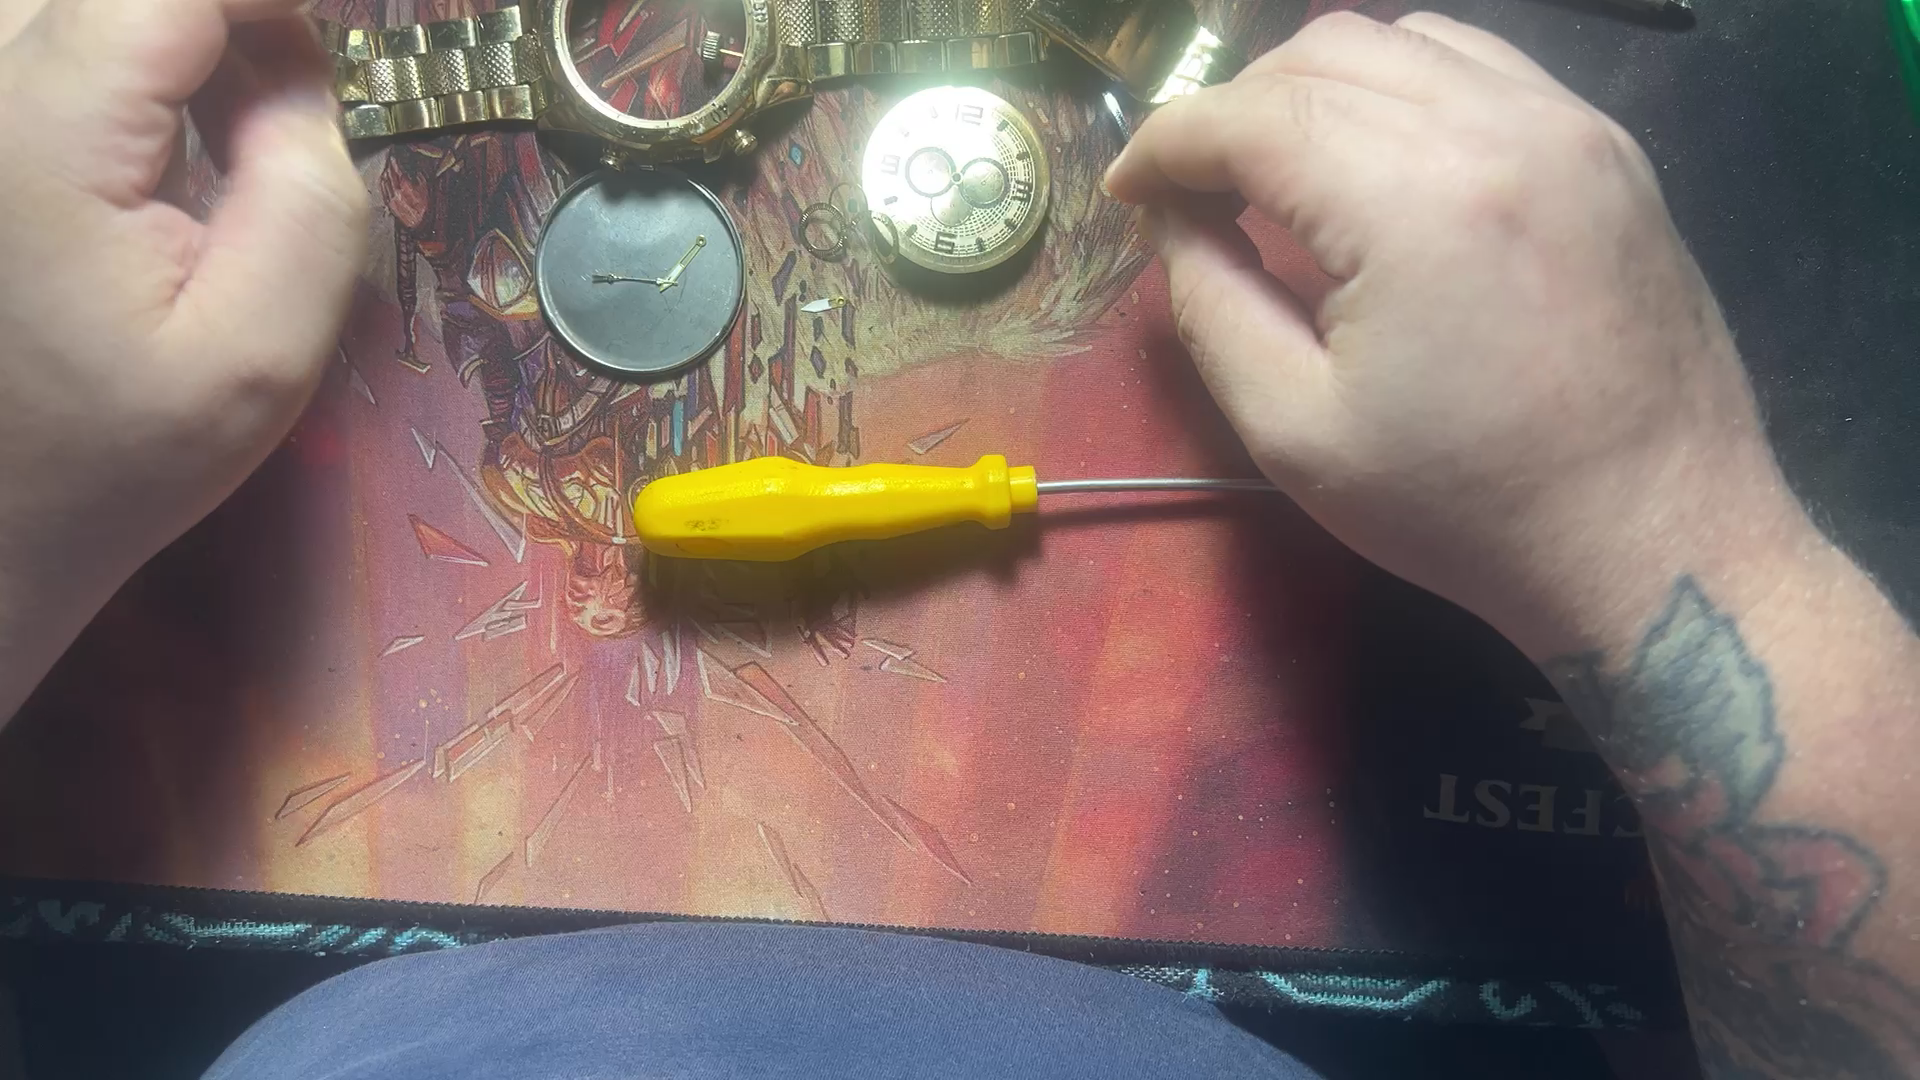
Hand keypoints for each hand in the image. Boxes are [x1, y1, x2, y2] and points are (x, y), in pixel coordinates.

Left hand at [0, 0, 364, 712]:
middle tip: (284, 99)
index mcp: (29, 140)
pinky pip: (20, 41)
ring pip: (53, 7)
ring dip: (158, 37)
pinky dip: (106, 60)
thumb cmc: (130, 442)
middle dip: (217, 16)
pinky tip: (148, 124)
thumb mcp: (268, 350)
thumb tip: (302, 84)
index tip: (331, 49)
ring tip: (221, 117)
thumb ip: (309, 207)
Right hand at [1105, 12, 1796, 651]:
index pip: (1255, 117)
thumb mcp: (1287, 426)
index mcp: (1417, 203)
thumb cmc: (1448, 503)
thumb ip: (1212, 303)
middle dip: (1221, 115)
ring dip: (1296, 97)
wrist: (1644, 537)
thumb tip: (1175, 219)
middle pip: (1319, 58)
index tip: (1121, 192)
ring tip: (1254, 178)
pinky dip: (1378, 94)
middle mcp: (1503, 126)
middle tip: (1179, 195)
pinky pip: (1465, 69)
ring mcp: (1570, 124)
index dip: (1165, 142)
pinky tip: (1350, 167)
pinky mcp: (1601, 149)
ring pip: (1394, 46)